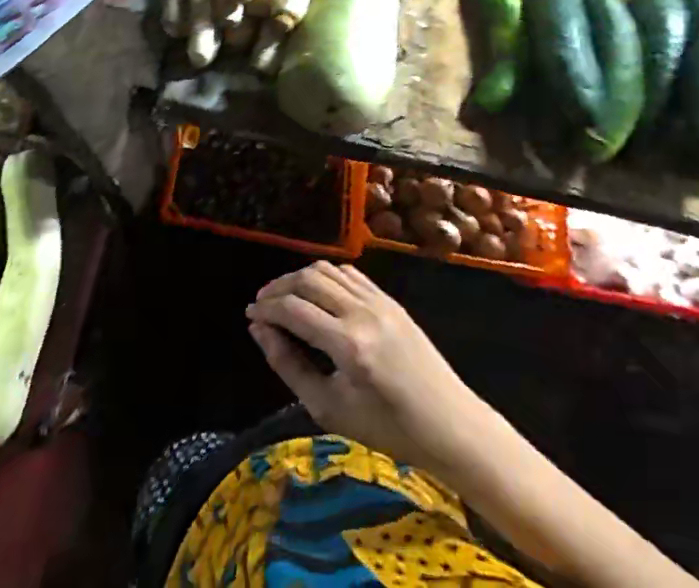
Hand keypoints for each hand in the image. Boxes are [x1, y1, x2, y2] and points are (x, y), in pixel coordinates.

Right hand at [247, 262, 494, 477]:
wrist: (449, 424)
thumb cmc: (387, 428)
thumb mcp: (329, 408)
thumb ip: (289, 365)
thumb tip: (259, 331)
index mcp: (348, 344)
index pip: (292, 309)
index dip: (265, 309)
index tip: (249, 316)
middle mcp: (363, 312)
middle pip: (307, 280)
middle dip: (277, 288)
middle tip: (260, 304)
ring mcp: (380, 302)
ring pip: (328, 270)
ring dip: (299, 278)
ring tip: (282, 296)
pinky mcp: (391, 300)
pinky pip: (350, 275)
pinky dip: (325, 277)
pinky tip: (315, 293)